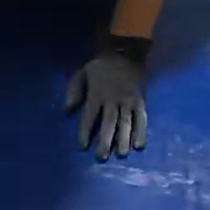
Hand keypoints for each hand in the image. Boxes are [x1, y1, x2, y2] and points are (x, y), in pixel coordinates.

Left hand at [65, 47, 147, 161]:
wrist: (125, 52)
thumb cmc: (100, 67)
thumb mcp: (82, 74)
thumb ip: (74, 91)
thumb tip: (67, 110)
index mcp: (97, 95)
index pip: (89, 116)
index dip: (85, 131)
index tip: (82, 146)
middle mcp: (113, 100)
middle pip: (109, 123)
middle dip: (105, 141)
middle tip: (101, 157)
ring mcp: (128, 101)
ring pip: (126, 122)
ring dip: (124, 139)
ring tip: (121, 154)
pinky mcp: (140, 101)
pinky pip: (141, 118)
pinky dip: (141, 131)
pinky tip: (139, 145)